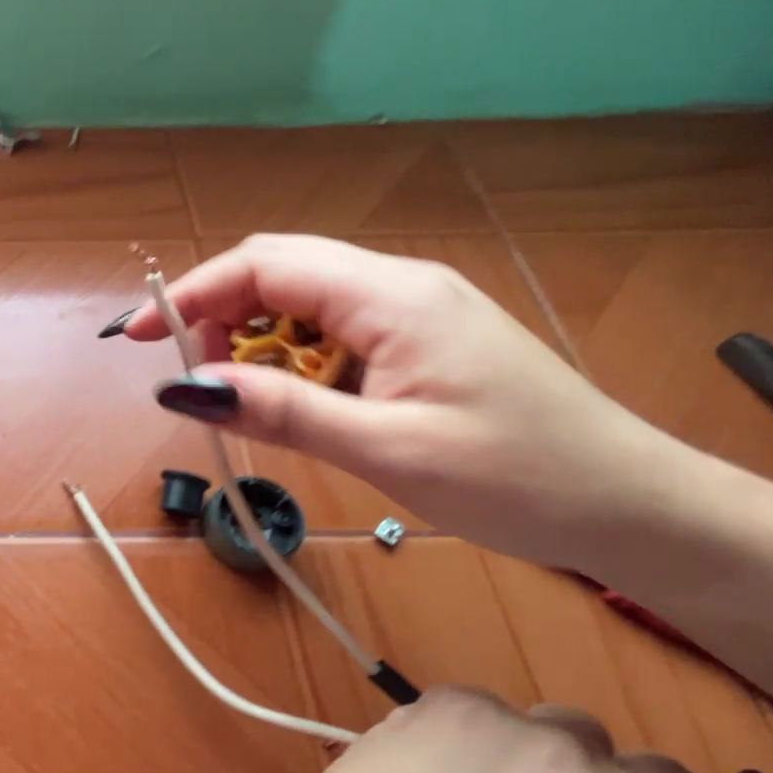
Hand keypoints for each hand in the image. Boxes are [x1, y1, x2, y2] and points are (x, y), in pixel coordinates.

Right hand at [122, 233, 697, 565]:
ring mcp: (414, 308)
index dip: (192, 295)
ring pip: (303, 299)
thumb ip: (279, 410)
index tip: (138, 339)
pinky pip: (335, 328)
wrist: (635, 507)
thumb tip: (182, 387)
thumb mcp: (384, 448)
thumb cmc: (516, 479)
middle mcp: (399, 284)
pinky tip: (297, 400)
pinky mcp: (423, 338)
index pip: (264, 265)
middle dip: (218, 313)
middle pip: (279, 269)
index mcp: (391, 296)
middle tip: (189, 376)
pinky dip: (293, 357)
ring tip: (242, 397)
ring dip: (255, 339)